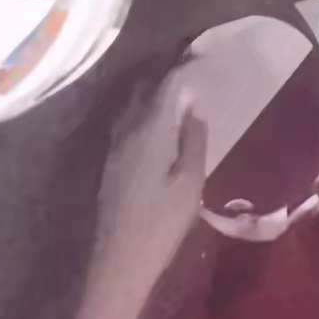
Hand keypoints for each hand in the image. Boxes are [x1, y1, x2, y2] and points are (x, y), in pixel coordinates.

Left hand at [89, 79, 206, 309]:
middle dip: (171, 71)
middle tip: (195, 67)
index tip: (206, 57)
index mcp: (150, 128)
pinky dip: (148, 106)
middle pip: (148, 85)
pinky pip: (131, 115)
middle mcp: (128, 126)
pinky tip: (162, 116)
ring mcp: (116, 141)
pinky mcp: (112, 156)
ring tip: (182, 87)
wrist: (119, 261)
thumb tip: (194, 108)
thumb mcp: (190, 182)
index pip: (169, 83)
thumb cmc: (162, 223)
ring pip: (136, 99)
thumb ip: (193, 139)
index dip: (188, 67)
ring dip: (157, 87)